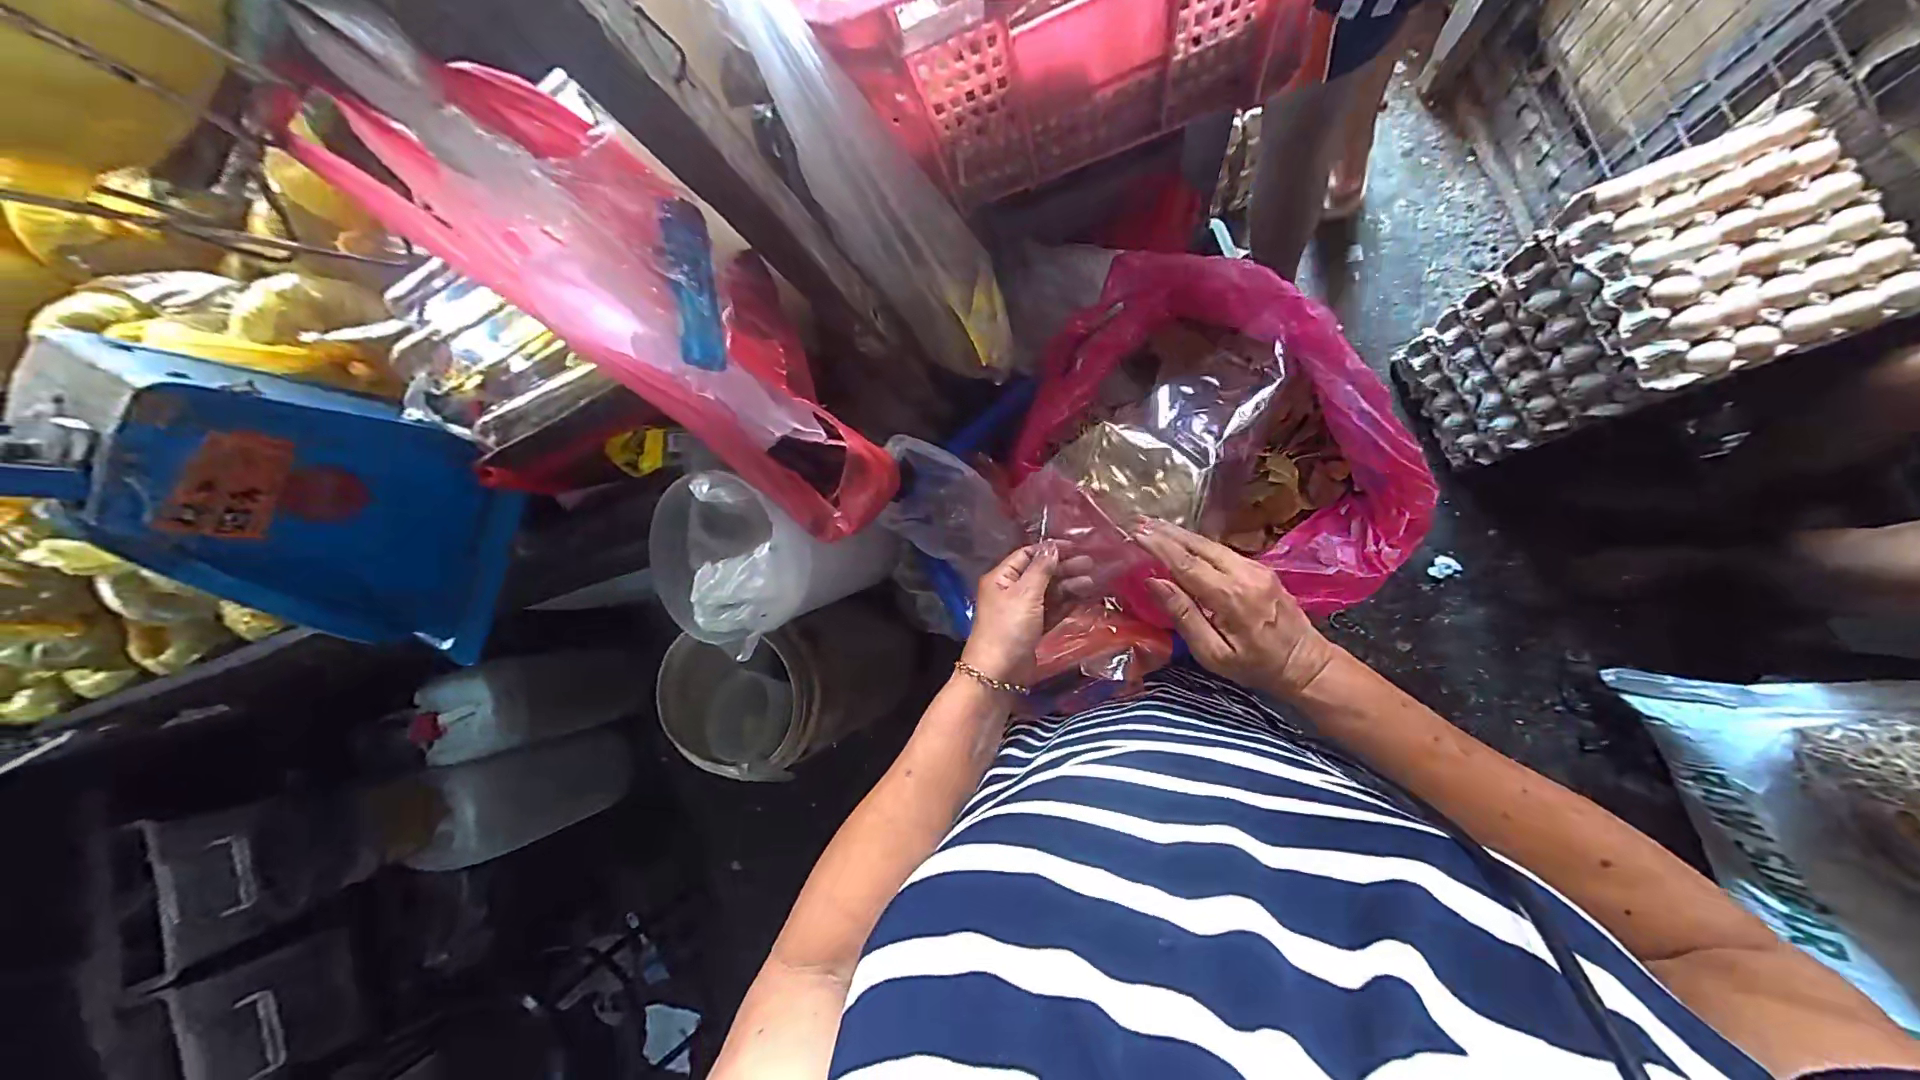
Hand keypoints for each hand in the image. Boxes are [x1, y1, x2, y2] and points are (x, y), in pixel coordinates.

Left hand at [961, 543, 1095, 685]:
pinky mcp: (1033, 628)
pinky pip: (1052, 610)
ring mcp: (1022, 611)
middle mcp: (1011, 591)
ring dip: (1068, 585)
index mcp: (1002, 578)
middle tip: (1089, 564)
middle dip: (1064, 567)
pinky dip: (1066, 603)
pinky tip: (1083, 597)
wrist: (998, 673)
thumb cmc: (1008, 628)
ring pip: (1049, 592)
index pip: (1026, 555)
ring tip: (1090, 582)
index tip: (1074, 547)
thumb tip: (1052, 547)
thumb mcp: (1025, 594)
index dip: (1049, 549)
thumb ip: (1041, 569)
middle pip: (1040, 573)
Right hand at [1129, 518, 1337, 698]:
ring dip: (1180, 535)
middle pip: (1198, 545)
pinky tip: (1182, 542)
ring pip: (1211, 544)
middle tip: (1138, 522)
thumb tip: (1154, 583)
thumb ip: (1184, 616)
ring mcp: (1256, 568)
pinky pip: (1222, 551)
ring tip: (1153, 527)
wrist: (1307, 664)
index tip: (1135, 533)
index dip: (1158, 546)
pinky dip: (1197, 544)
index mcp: (1231, 596)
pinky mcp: (1261, 568)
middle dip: (1166, 533)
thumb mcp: (1213, 653)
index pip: (1186, 563)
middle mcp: (1245, 574)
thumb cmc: (1256, 666)